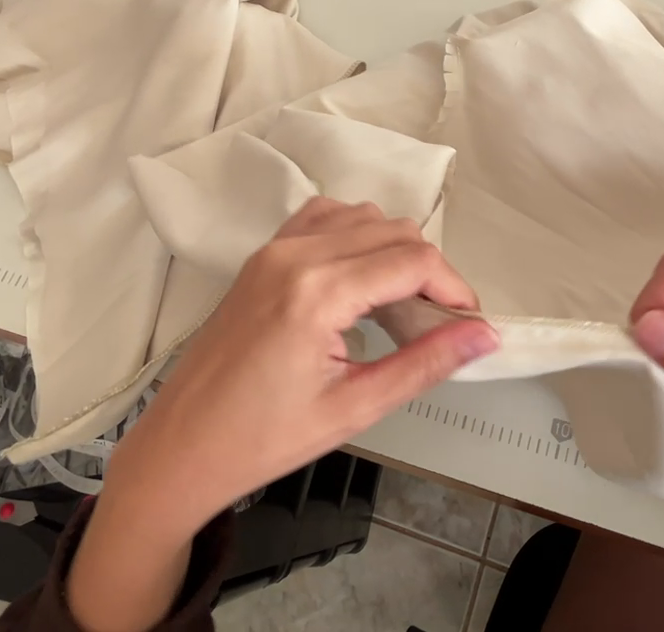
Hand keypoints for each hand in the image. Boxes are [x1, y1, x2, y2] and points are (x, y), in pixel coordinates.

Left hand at [69, 198, 499, 631]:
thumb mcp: (354, 408)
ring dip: (395, 249)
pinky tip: (359, 274)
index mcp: (317, 293)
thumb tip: (483, 335)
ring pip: (363, 216)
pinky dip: (356, 233)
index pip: (413, 260)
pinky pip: (324, 217)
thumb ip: (424, 364)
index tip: (468, 323)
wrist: (180, 447)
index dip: (454, 287)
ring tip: (400, 302)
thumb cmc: (263, 440)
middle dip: (430, 270)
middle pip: (394, 230)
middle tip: (438, 321)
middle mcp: (297, 255)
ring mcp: (275, 248)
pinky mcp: (263, 254)